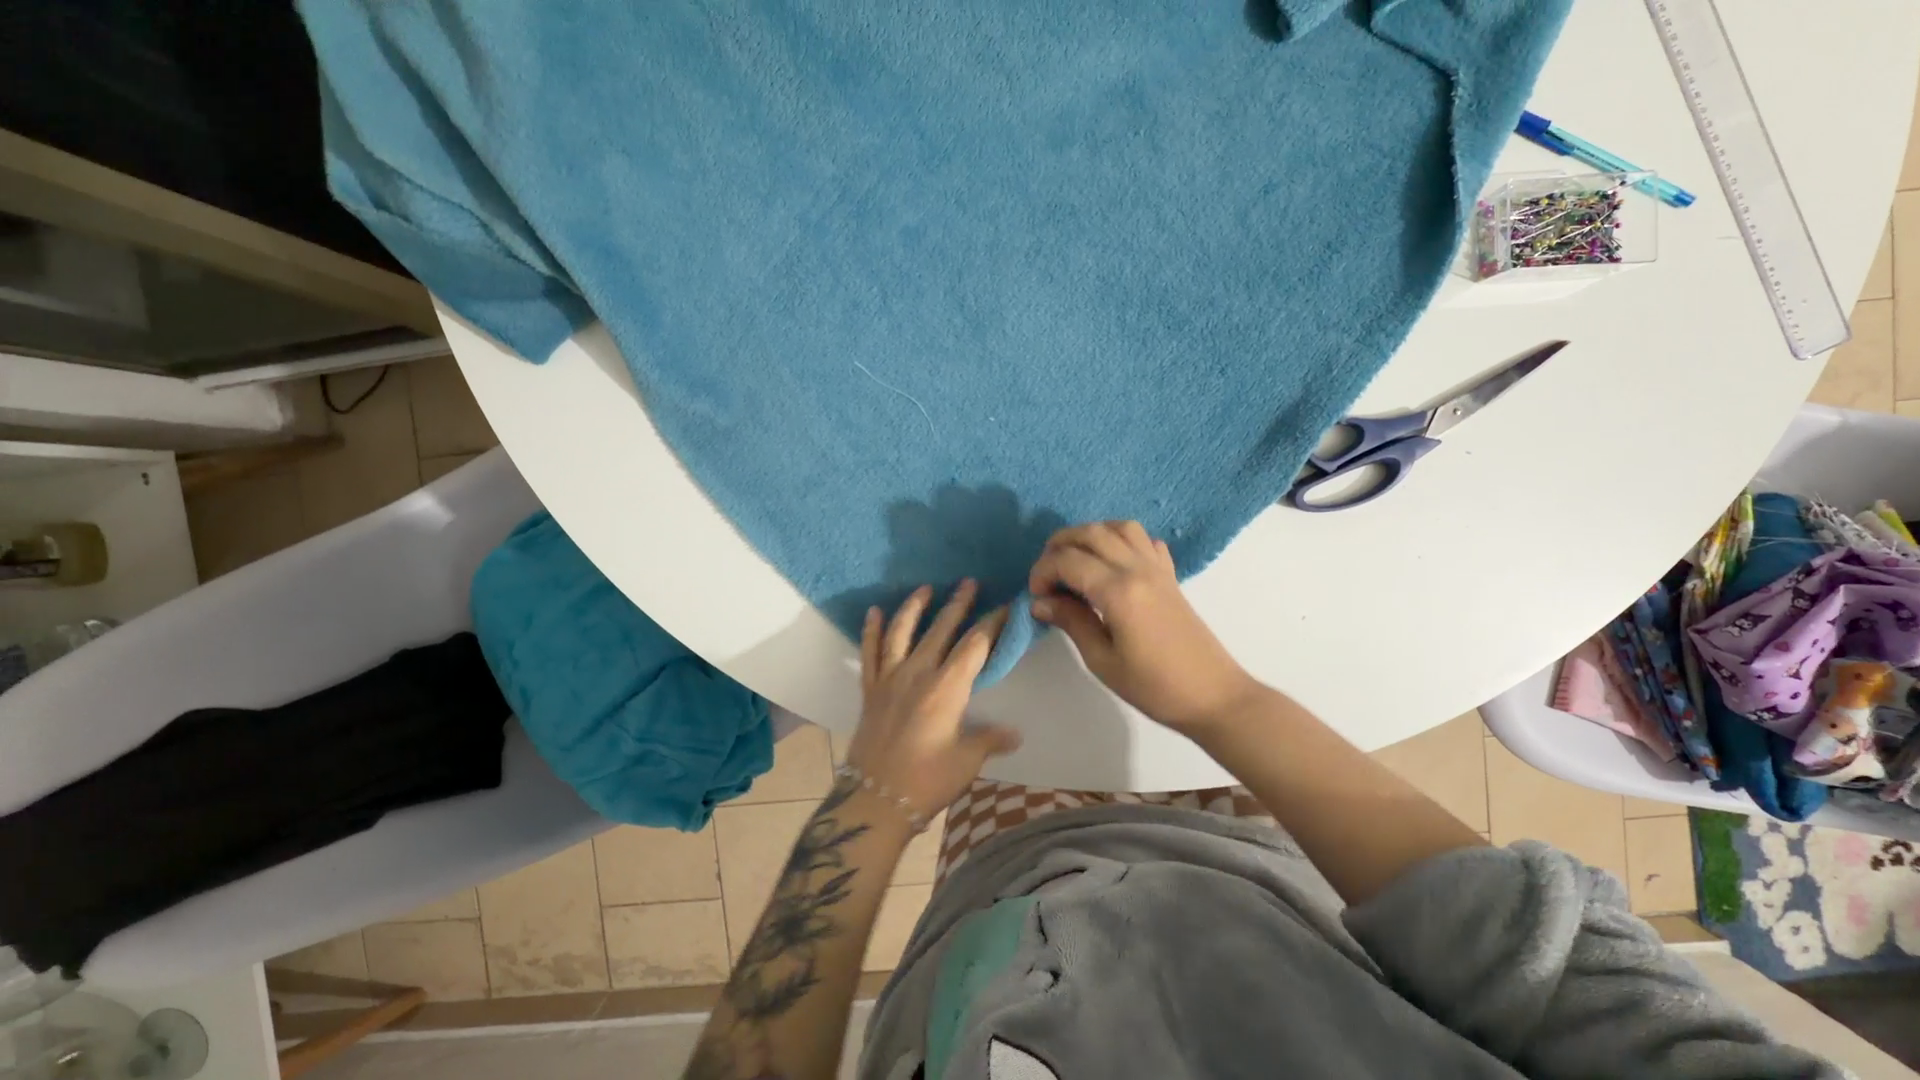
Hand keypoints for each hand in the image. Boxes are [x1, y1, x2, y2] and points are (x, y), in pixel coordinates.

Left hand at [844, 581, 1020, 821]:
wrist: (876, 800)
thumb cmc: (927, 781)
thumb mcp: (967, 760)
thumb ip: (990, 739)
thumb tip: (1014, 733)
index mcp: (947, 688)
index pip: (975, 645)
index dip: (993, 623)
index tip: (1007, 606)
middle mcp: (918, 674)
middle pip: (940, 629)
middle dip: (958, 604)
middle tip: (969, 582)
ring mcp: (890, 680)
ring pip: (901, 632)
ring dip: (914, 607)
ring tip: (925, 588)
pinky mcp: (870, 691)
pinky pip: (869, 653)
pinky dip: (871, 631)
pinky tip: (873, 612)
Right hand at [1028, 521, 1262, 732]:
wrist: (1212, 695)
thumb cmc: (1154, 687)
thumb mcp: (1103, 661)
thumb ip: (1072, 623)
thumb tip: (1040, 602)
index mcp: (1118, 591)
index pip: (1068, 560)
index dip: (1042, 572)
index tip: (1035, 597)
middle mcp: (1137, 569)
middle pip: (1091, 533)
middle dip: (1058, 546)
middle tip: (1046, 575)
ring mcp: (1157, 568)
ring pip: (1118, 527)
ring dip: (1090, 535)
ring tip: (1074, 561)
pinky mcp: (1171, 576)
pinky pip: (1145, 540)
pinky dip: (1122, 540)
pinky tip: (1112, 564)